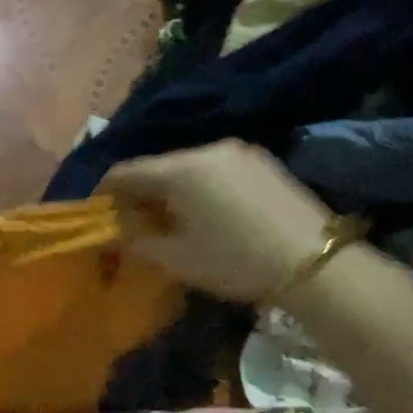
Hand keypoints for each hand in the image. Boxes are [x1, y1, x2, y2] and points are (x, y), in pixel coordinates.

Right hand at [103, 140, 335, 302]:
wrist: (315, 262)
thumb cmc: (233, 261)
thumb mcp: (173, 258)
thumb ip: (134, 239)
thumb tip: (114, 229)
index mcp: (180, 169)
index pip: (124, 171)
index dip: (103, 194)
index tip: (97, 218)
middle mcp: (207, 150)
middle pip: (156, 167)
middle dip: (138, 194)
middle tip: (132, 226)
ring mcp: (239, 153)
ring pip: (185, 168)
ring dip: (168, 192)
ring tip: (168, 224)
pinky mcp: (262, 163)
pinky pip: (212, 170)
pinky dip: (196, 189)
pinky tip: (203, 216)